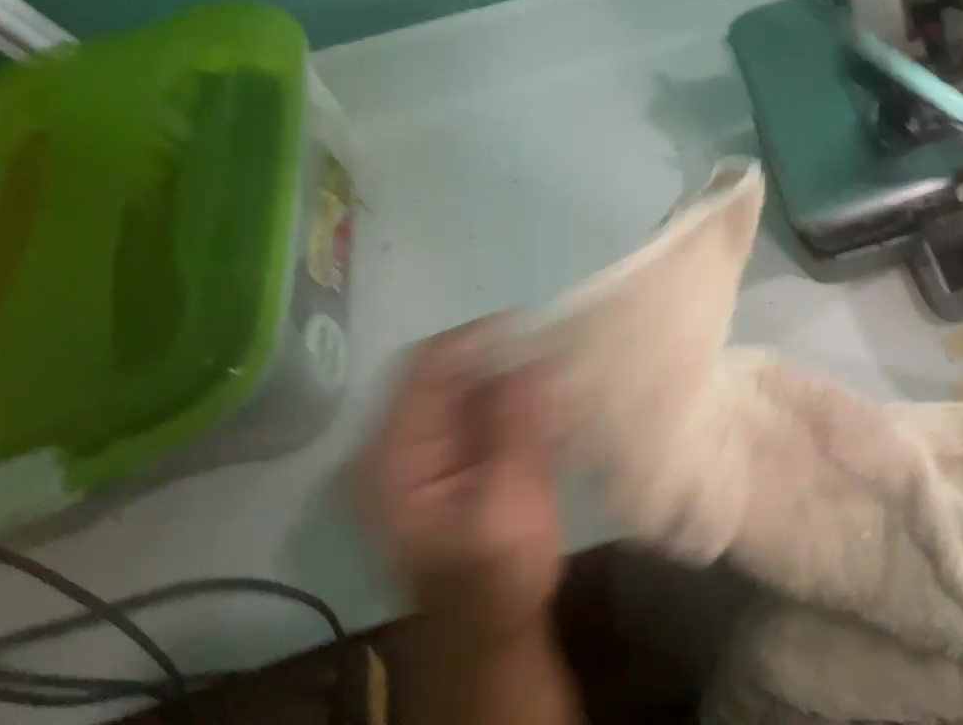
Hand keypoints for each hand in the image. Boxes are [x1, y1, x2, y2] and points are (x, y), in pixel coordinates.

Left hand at [364, 319, 562, 639]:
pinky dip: (522, 398)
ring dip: (518, 375)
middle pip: (452, 371)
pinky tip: (558, 399)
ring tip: (566, 367)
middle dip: (505, 355)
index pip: (428, 365)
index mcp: (396, 454)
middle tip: (562, 346)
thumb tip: (531, 356)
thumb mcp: (508, 505)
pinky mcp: (464, 459)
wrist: (490, 634)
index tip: (538, 328)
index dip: (479, 338)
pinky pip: (490, 410)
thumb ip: (516, 429)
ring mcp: (435, 450)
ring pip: (474, 386)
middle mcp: (407, 442)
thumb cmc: (494, 578)